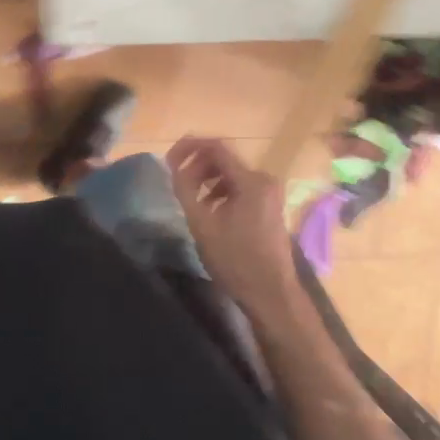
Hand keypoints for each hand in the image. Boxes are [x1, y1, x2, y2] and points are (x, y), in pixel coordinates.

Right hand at [165, 137, 300, 312]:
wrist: (271, 293)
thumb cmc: (235, 260)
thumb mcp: (203, 224)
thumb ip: (186, 189)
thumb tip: (175, 165)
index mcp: (251, 180)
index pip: (216, 147)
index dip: (189, 147)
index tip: (168, 158)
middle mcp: (264, 179)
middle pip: (224, 160)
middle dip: (197, 166)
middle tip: (177, 181)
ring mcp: (269, 193)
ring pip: (231, 175)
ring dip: (208, 181)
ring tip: (191, 199)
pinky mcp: (269, 206)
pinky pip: (240, 188)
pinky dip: (221, 192)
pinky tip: (209, 211)